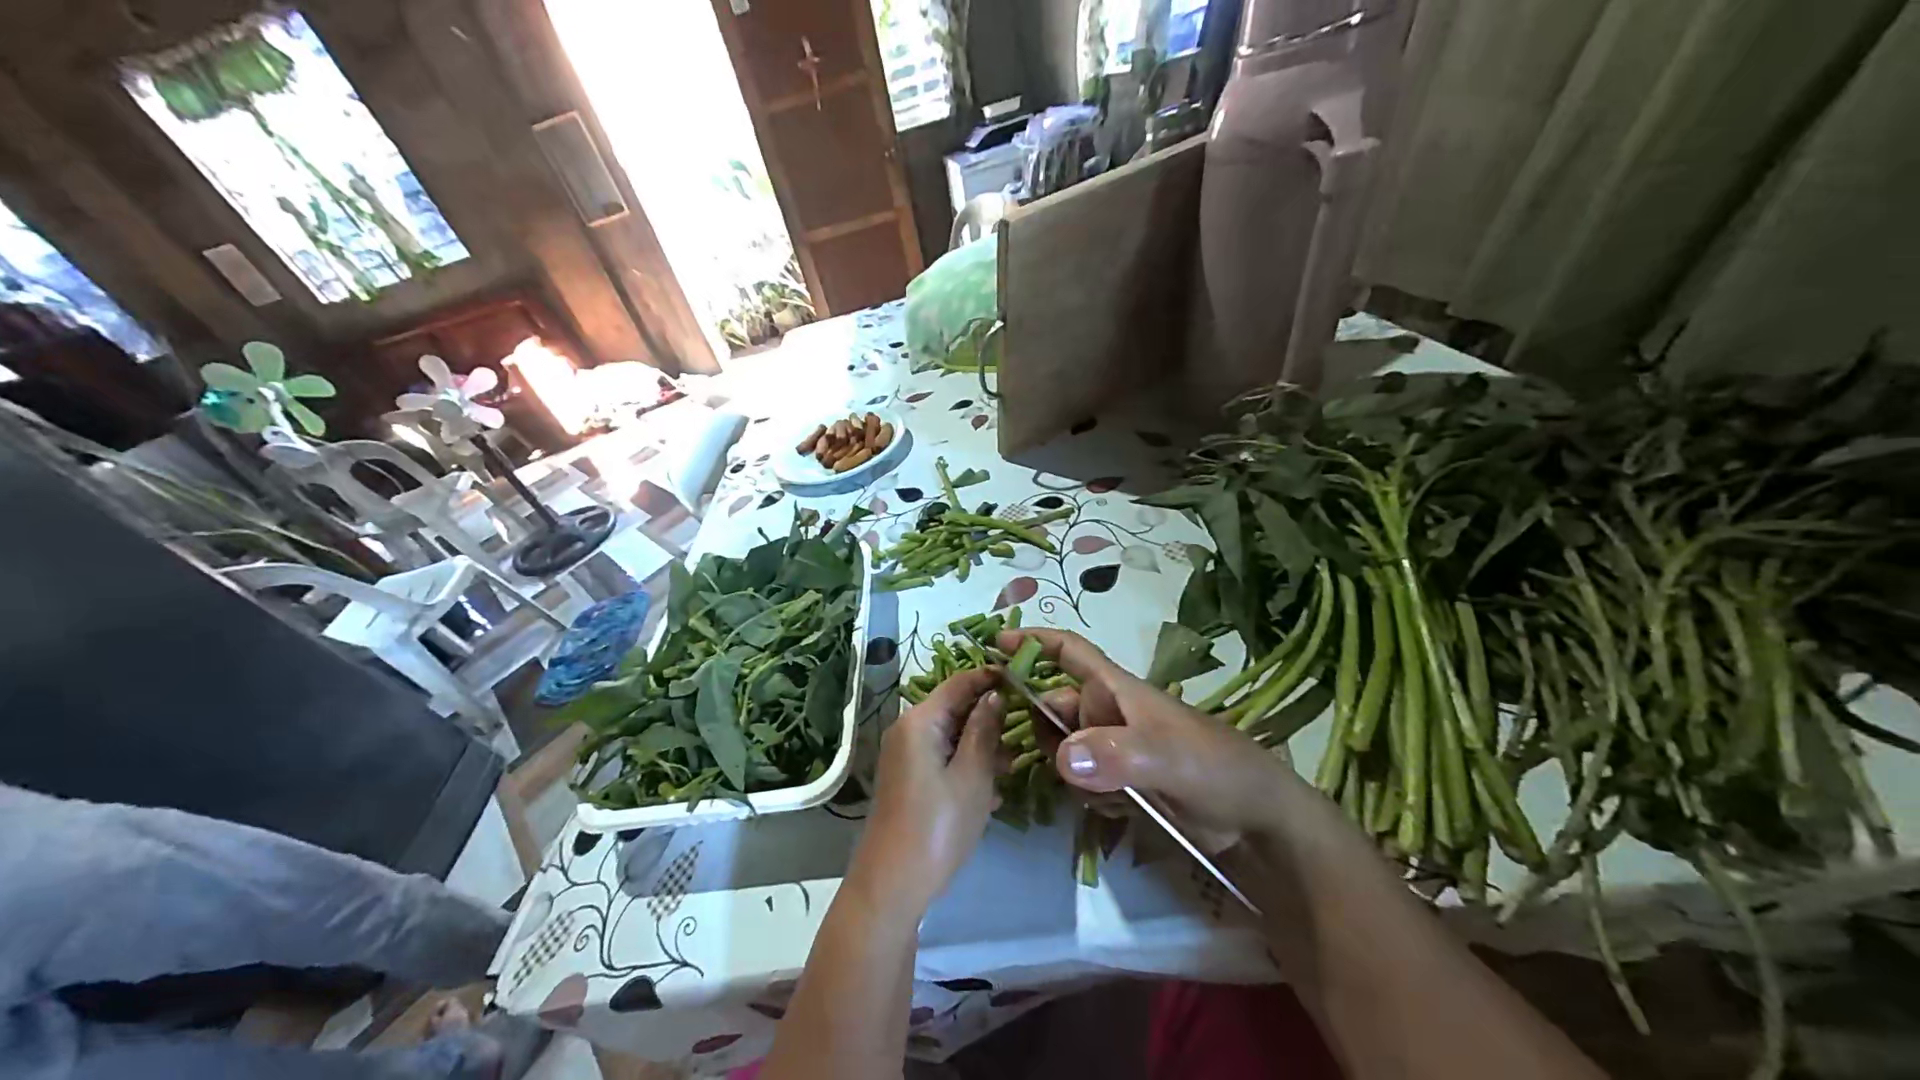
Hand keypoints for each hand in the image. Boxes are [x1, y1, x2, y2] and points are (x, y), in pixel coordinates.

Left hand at [845, 667, 1003, 921]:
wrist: (893, 884)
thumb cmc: (938, 826)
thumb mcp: (973, 775)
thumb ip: (985, 729)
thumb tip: (994, 693)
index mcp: (920, 720)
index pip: (960, 682)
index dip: (992, 676)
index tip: (1026, 678)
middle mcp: (908, 730)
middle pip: (955, 708)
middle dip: (990, 717)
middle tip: (1026, 731)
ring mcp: (905, 755)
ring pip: (951, 735)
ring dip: (982, 746)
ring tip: (1010, 769)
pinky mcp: (908, 778)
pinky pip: (942, 758)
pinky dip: (966, 766)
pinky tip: (990, 793)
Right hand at [998, 628, 1297, 846]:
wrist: (1255, 822)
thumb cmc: (1217, 768)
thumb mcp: (1169, 757)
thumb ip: (1118, 754)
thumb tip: (1062, 755)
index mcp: (1117, 690)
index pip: (1069, 652)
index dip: (1034, 641)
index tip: (996, 644)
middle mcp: (1108, 715)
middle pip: (1052, 708)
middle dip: (1045, 731)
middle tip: (1052, 759)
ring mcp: (1112, 751)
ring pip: (1062, 751)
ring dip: (1070, 773)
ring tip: (1105, 793)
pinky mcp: (1117, 783)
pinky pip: (1079, 783)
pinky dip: (1088, 797)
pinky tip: (1119, 810)